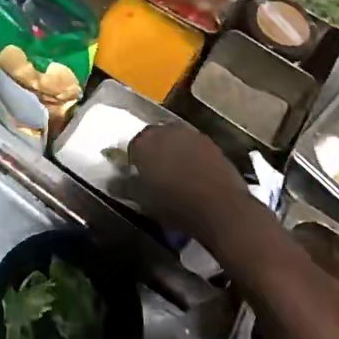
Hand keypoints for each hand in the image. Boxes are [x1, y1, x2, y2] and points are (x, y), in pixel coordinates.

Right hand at [128, 123, 252, 233]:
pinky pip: (194, 147)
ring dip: (174, 152)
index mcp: (144, 142)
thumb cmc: (175, 204)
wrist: (220, 207)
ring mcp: (192, 134)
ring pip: (176, 140)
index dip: (134, 162)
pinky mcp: (212, 143)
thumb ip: (127, 185)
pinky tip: (195, 174)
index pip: (132, 147)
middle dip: (154, 152)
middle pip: (155, 138)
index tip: (138, 176)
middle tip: (156, 174)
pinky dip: (192, 157)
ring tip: (177, 174)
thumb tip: (117, 180)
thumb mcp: (143, 200)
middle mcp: (167, 131)